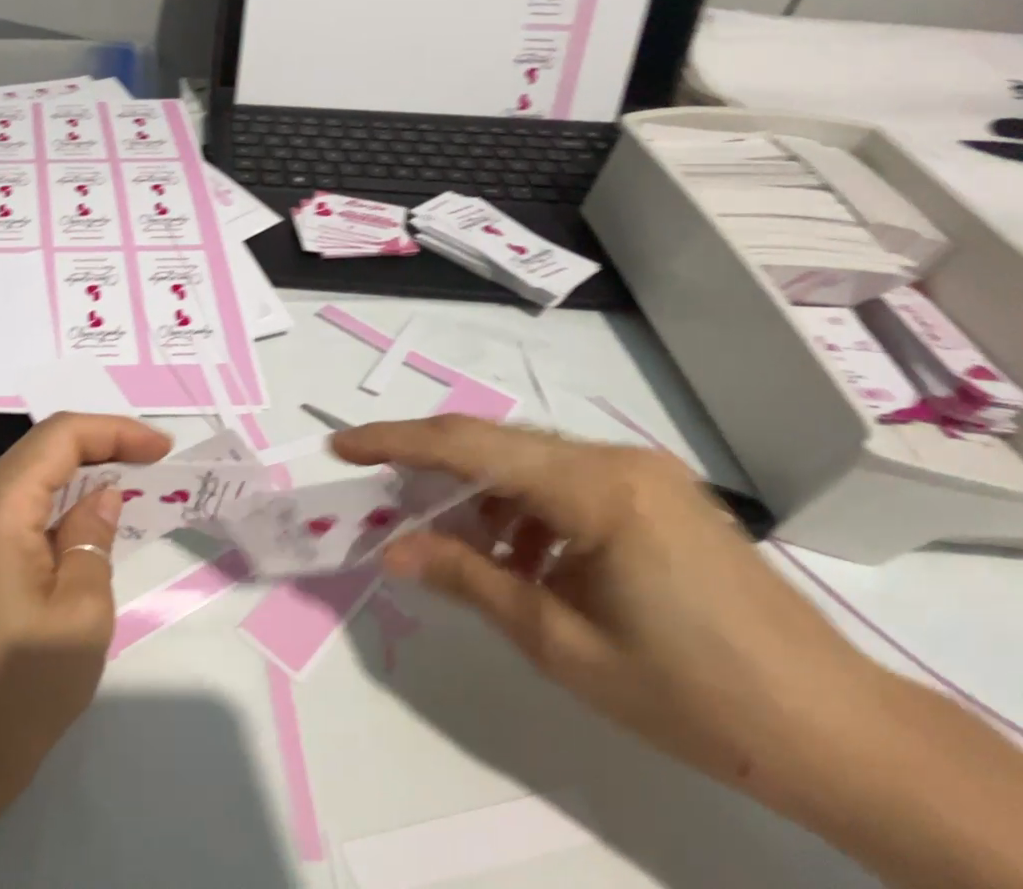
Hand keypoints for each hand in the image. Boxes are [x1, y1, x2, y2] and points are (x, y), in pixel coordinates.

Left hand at [0, 413, 173, 796]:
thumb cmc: (21, 687)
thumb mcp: (81, 613)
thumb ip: (94, 540)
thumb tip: (101, 497)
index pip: (58, 438)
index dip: (114, 431)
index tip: (162, 450)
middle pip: (38, 452)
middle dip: (99, 449)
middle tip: (154, 469)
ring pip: (26, 481)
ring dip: (78, 479)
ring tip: (132, 493)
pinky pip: (15, 513)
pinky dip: (56, 509)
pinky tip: (88, 529)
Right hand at [333, 416, 878, 790]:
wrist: (830, 729)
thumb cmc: (688, 692)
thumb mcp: (558, 640)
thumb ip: (469, 580)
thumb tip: (393, 549)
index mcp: (597, 489)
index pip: (471, 446)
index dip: (396, 442)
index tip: (341, 447)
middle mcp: (620, 463)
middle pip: (498, 445)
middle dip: (430, 468)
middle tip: (378, 498)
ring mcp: (647, 479)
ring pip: (530, 465)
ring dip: (477, 497)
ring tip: (445, 547)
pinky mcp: (661, 501)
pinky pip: (567, 486)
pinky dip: (522, 513)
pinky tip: (516, 561)